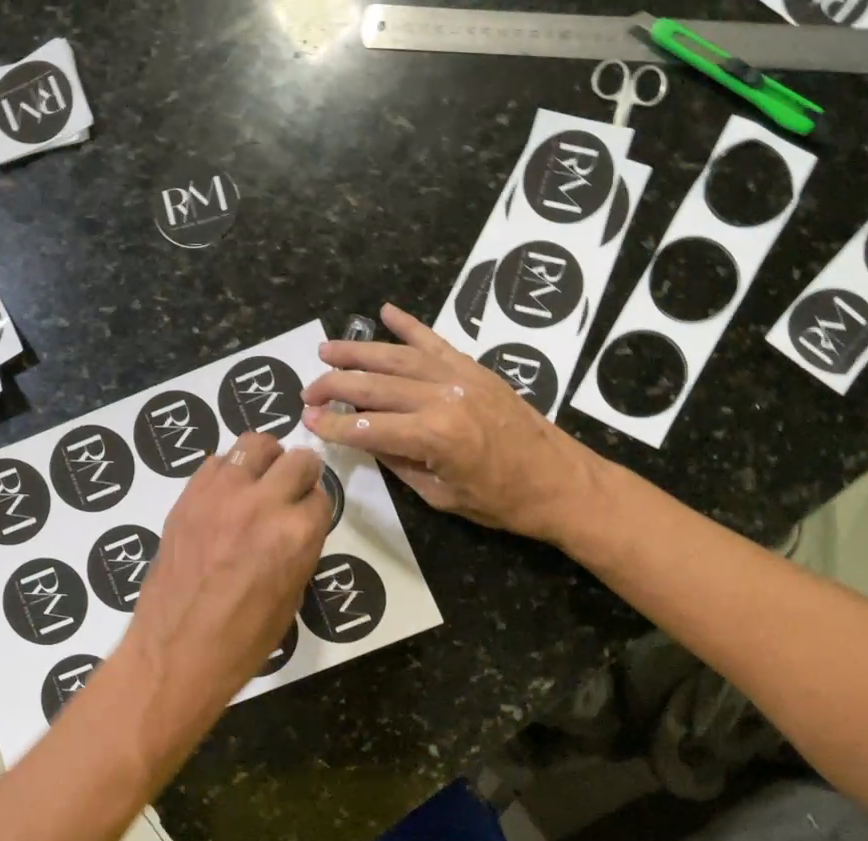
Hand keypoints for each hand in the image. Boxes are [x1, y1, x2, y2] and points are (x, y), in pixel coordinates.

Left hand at [121, 432, 329, 721]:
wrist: (176, 653)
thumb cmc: (242, 641)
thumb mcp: (291, 598)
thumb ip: (299, 551)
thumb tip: (296, 527)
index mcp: (297, 534)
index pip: (322, 497)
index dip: (314, 508)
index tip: (305, 518)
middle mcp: (263, 504)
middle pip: (296, 460)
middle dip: (299, 475)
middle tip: (289, 493)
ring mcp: (220, 495)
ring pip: (254, 445)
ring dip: (264, 460)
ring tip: (258, 482)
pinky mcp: (187, 497)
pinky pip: (215, 462)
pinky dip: (227, 472)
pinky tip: (224, 497)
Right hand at [300, 303, 608, 545]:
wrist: (560, 481)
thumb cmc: (501, 501)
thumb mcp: (441, 496)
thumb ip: (401, 464)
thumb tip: (369, 440)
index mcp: (434, 437)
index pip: (368, 426)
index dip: (335, 425)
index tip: (308, 421)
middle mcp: (443, 398)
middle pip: (375, 386)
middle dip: (335, 386)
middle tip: (306, 391)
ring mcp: (461, 377)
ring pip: (397, 358)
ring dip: (358, 351)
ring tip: (327, 349)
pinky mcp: (475, 369)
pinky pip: (436, 341)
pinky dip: (410, 326)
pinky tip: (387, 312)